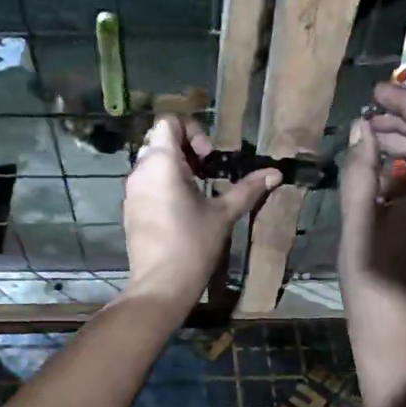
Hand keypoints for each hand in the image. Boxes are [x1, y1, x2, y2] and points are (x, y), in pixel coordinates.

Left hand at [122, 114, 278, 308]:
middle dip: (184, 150)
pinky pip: (145, 184)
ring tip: (196, 192)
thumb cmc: (193, 244)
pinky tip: (180, 211)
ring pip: (150, 163)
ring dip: (174, 169)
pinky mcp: (129, 210)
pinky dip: (162, 186)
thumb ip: (247, 190)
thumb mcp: (223, 214)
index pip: (168, 122)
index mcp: (161, 162)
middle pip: (159, 141)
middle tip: (205, 173)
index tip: (208, 158)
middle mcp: (140, 171)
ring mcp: (131, 192)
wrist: (161, 284)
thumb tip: (275, 174)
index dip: (192, 131)